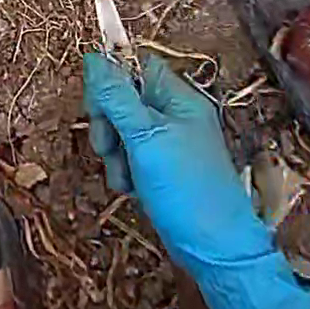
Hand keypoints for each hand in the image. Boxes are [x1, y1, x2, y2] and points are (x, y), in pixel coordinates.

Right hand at [83, 52, 309, 308]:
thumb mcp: (144, 137)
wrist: (217, 251)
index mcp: (178, 97)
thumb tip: (93, 57)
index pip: (135, 66)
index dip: (111, 79)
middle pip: (124, 97)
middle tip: (107, 146)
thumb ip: (116, 96)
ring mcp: (169, 141)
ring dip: (114, 150)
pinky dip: (125, 168)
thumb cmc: (185, 187)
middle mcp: (174, 114)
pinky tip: (130, 187)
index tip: (96, 103)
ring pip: (123, 128)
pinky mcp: (162, 166)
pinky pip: (131, 154)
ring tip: (123, 175)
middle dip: (107, 121)